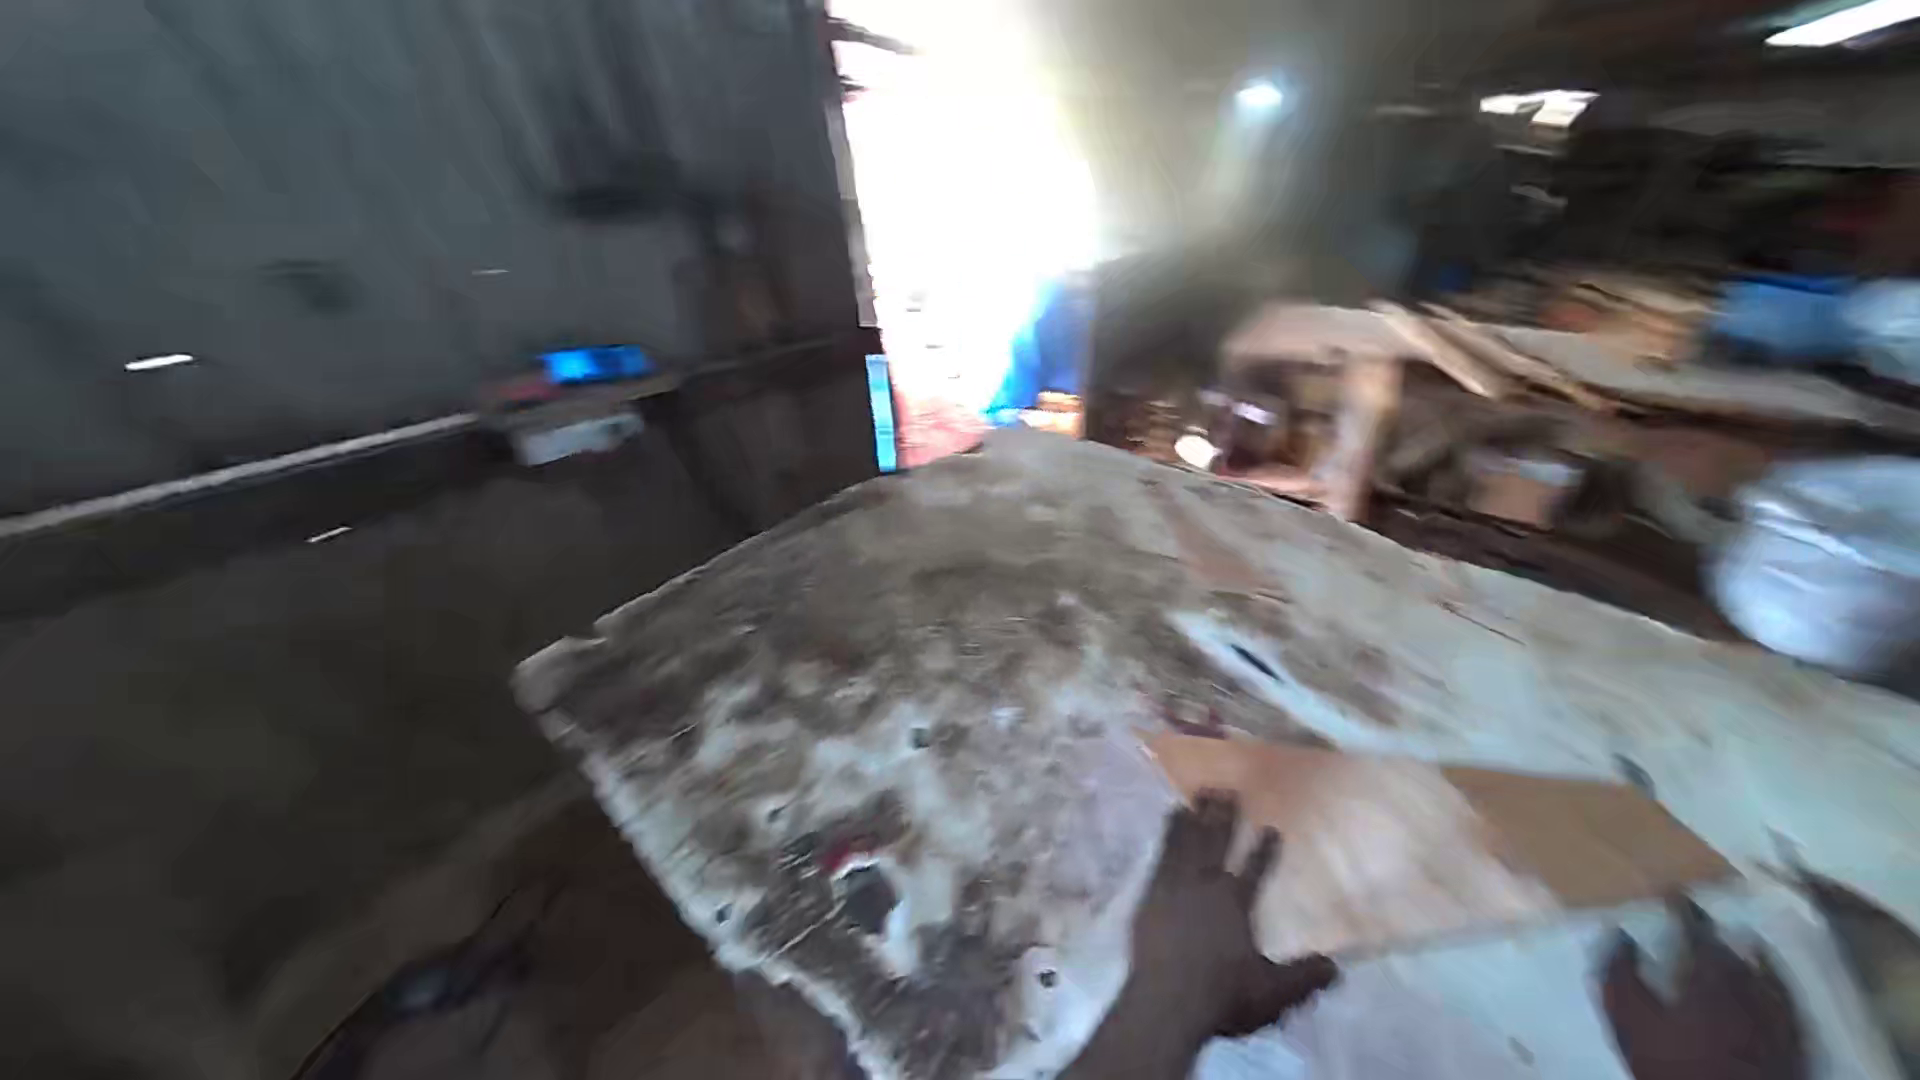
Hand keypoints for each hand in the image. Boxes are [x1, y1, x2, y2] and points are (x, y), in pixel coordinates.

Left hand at [1128, 790, 1337, 1039]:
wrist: (1166, 997)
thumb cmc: (1222, 995)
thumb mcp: (1273, 993)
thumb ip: (1305, 977)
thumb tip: (1338, 965)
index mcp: (1235, 903)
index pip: (1255, 869)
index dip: (1265, 849)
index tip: (1273, 827)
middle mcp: (1206, 883)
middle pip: (1218, 841)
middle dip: (1225, 815)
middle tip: (1229, 789)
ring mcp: (1176, 881)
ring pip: (1189, 837)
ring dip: (1197, 813)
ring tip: (1201, 791)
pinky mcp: (1152, 886)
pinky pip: (1164, 847)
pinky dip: (1170, 829)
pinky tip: (1172, 815)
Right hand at [1601, 898, 1804, 1079]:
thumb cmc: (1662, 1055)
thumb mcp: (1624, 1010)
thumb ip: (1619, 968)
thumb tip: (1620, 931)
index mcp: (1706, 985)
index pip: (1697, 938)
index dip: (1685, 912)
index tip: (1673, 890)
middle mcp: (1747, 999)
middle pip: (1737, 958)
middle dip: (1719, 933)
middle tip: (1702, 912)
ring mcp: (1774, 1026)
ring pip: (1769, 983)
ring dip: (1757, 958)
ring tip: (1745, 939)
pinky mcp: (1790, 1048)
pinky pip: (1790, 1011)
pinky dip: (1781, 990)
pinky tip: (1773, 984)